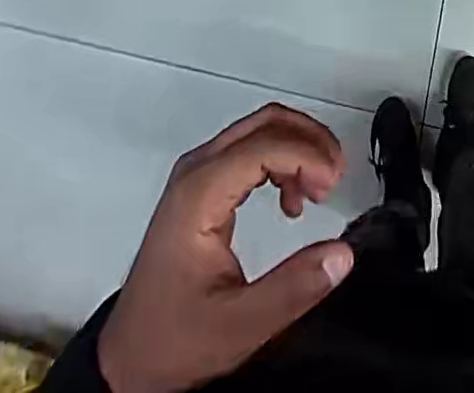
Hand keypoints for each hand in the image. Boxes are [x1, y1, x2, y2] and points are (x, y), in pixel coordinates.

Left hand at [98, 104, 355, 392]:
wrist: (133, 352)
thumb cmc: (173, 336)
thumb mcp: (240, 324)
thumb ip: (294, 288)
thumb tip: (340, 254)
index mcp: (200, 194)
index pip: (264, 145)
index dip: (307, 156)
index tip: (332, 184)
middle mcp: (197, 171)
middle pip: (264, 122)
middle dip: (309, 139)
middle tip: (335, 175)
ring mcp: (198, 173)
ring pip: (259, 129)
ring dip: (298, 148)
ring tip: (318, 190)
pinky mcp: (204, 184)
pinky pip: (251, 149)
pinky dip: (282, 160)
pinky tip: (293, 199)